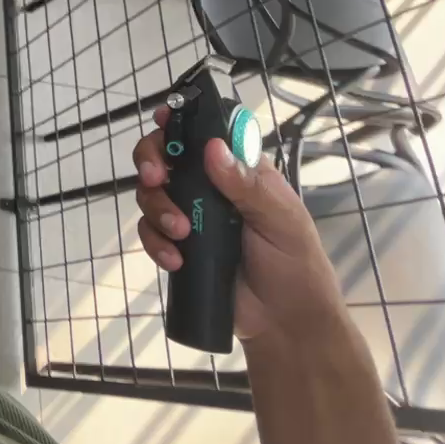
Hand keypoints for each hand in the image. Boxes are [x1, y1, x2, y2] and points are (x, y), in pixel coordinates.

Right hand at [132, 107, 349, 351]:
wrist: (285, 325)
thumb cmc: (297, 268)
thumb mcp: (283, 223)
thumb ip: (249, 186)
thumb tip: (213, 147)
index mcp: (238, 173)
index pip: (203, 134)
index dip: (179, 121)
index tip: (163, 118)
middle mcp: (206, 186)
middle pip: (162, 155)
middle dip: (151, 161)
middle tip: (155, 177)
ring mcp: (187, 213)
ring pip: (149, 192)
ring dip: (156, 209)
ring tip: (180, 235)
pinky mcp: (173, 241)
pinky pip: (147, 230)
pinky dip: (154, 242)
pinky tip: (175, 260)